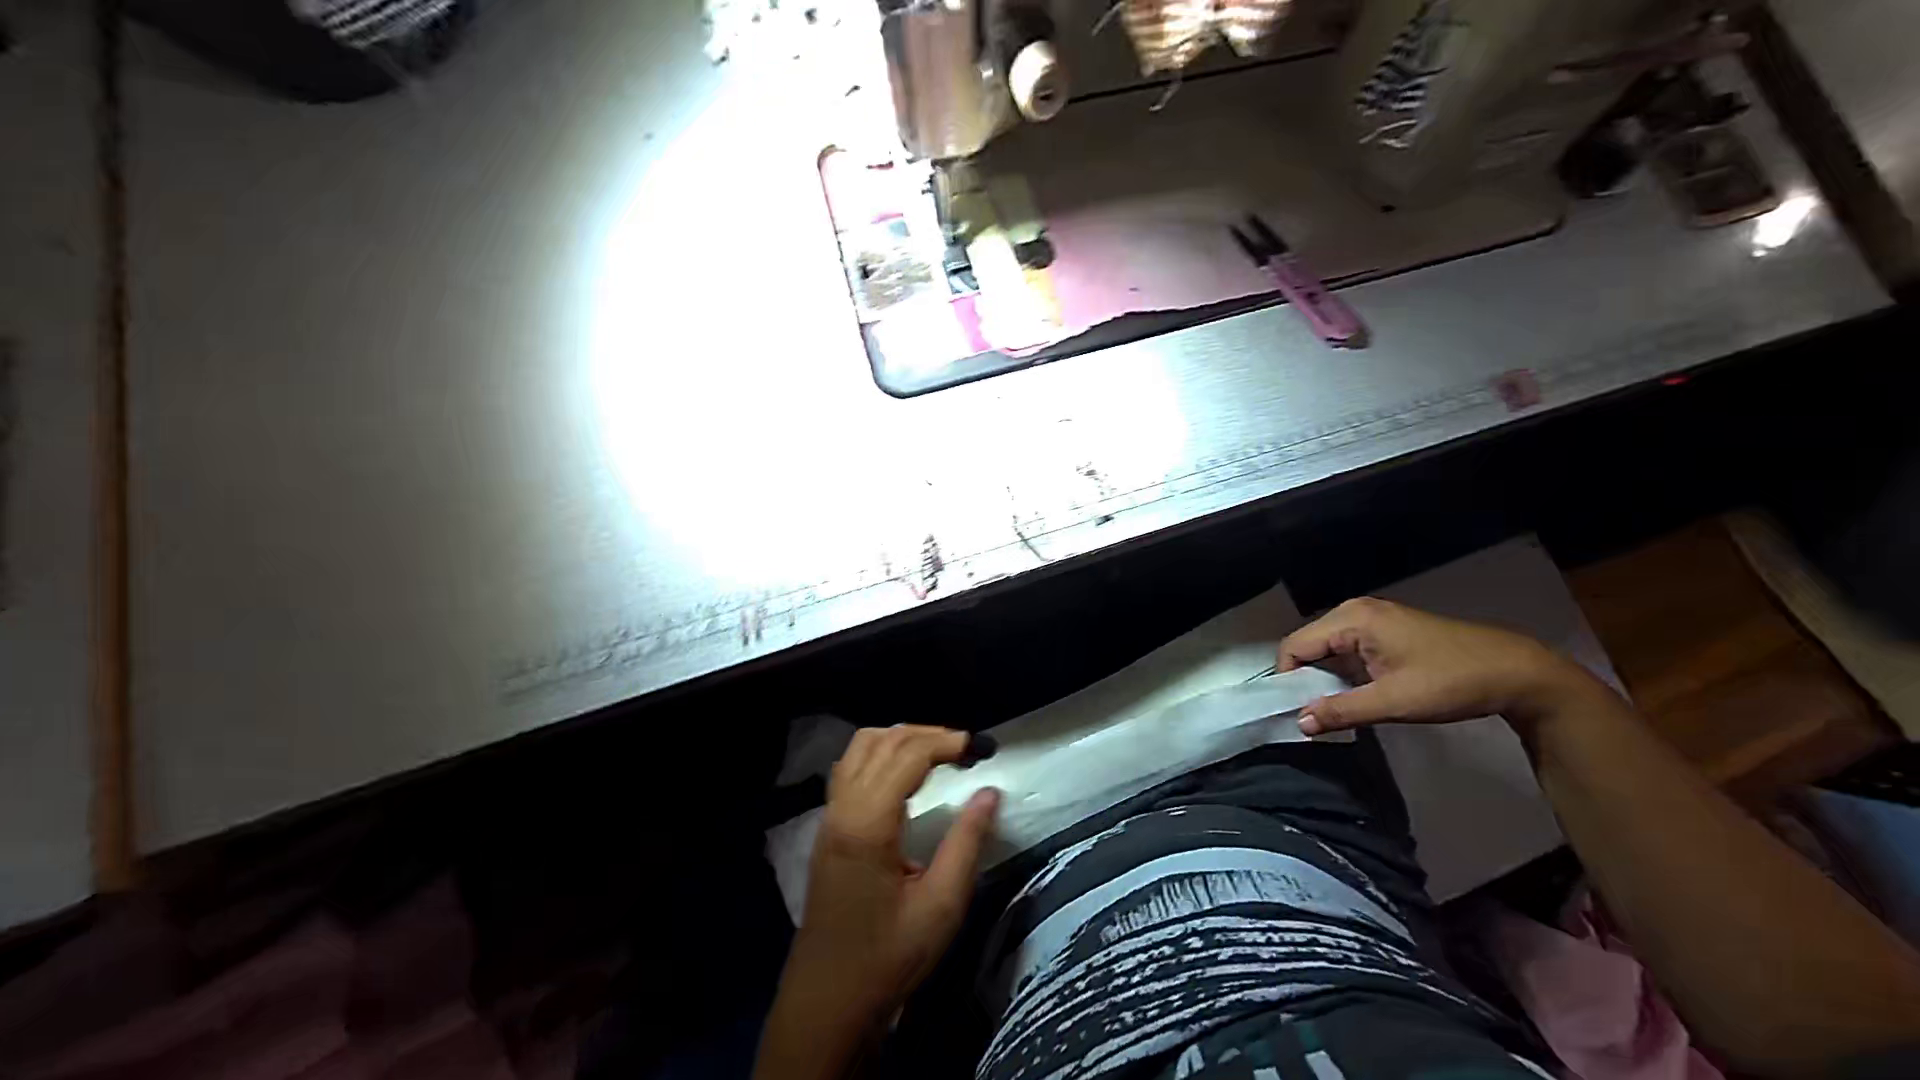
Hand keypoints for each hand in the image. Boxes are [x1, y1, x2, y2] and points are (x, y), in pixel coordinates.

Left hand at [756, 726, 998, 1079]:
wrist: (827, 1000)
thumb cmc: (888, 957)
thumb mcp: (940, 906)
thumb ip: (966, 842)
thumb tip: (989, 792)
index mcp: (866, 823)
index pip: (907, 754)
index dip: (947, 742)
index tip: (982, 749)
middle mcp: (841, 807)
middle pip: (882, 741)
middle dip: (927, 734)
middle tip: (966, 749)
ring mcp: (828, 816)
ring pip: (860, 748)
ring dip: (900, 739)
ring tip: (939, 754)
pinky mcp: (827, 828)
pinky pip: (850, 767)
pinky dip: (880, 754)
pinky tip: (903, 774)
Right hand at [1278, 597, 1613, 734]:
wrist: (1517, 672)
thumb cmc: (1451, 682)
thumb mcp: (1393, 702)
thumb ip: (1341, 711)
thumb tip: (1300, 724)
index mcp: (1352, 619)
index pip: (1295, 646)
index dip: (1287, 679)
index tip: (1294, 711)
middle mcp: (1355, 611)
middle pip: (1308, 645)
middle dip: (1305, 679)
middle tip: (1313, 713)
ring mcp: (1372, 618)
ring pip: (1328, 648)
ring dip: (1326, 677)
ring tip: (1333, 707)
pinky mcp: (1386, 629)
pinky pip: (1348, 648)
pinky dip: (1344, 671)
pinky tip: (1355, 694)